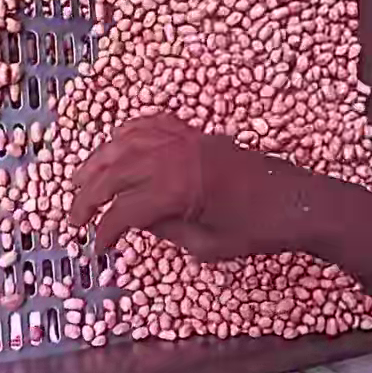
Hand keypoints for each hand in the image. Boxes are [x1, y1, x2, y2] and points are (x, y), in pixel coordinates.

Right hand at [68, 115, 356, 260]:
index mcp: (177, 189)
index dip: (104, 232)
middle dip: (88, 196)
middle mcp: (175, 156)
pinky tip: (116, 145)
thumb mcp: (207, 245)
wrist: (297, 201)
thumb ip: (165, 231)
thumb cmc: (258, 230)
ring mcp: (185, 139)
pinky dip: (128, 133)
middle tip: (73, 218)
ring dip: (98, 161)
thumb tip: (137, 221)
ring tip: (80, 180)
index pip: (124, 210)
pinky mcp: (195, 133)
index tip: (95, 248)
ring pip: (125, 142)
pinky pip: (152, 124)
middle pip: (114, 172)